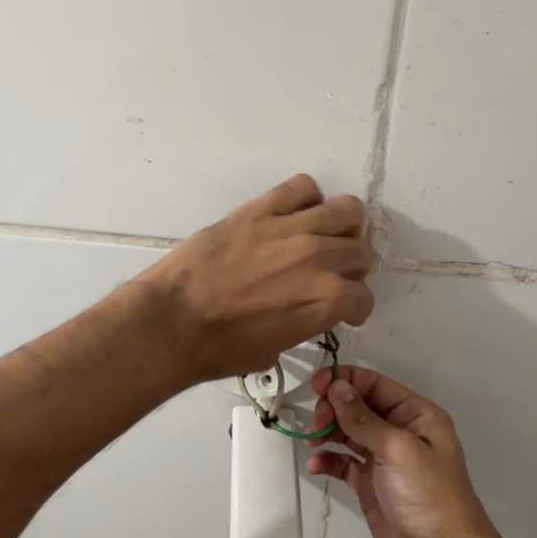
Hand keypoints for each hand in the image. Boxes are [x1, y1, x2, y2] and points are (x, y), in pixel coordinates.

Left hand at [132, 175, 373, 382]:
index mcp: (326, 301)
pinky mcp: (261, 209)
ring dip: (343, 228)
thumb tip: (302, 314)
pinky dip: (307, 199)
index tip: (345, 311)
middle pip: (361, 252)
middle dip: (352, 268)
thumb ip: (302, 324)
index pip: (363, 298)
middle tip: (333, 275)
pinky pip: (302, 187)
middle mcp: (320, 259)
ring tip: (324, 239)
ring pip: (346, 211)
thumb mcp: (274, 350)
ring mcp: (292, 229)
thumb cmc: (221, 349)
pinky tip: (295, 215)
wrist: (174, 322)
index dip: (355, 308)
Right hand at [307, 366, 497, 537]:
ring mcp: (384, 459)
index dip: (345, 381)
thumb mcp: (398, 449)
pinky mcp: (370, 484)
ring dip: (326, 433)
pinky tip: (315, 465)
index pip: (376, 385)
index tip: (316, 386)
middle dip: (333, 409)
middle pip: (358, 407)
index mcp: (416, 415)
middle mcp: (400, 432)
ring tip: (310, 440)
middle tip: (315, 423)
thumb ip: (364, 418)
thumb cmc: (428, 495)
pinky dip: (327, 461)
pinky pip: (343, 463)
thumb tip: (338, 387)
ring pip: (347, 434)